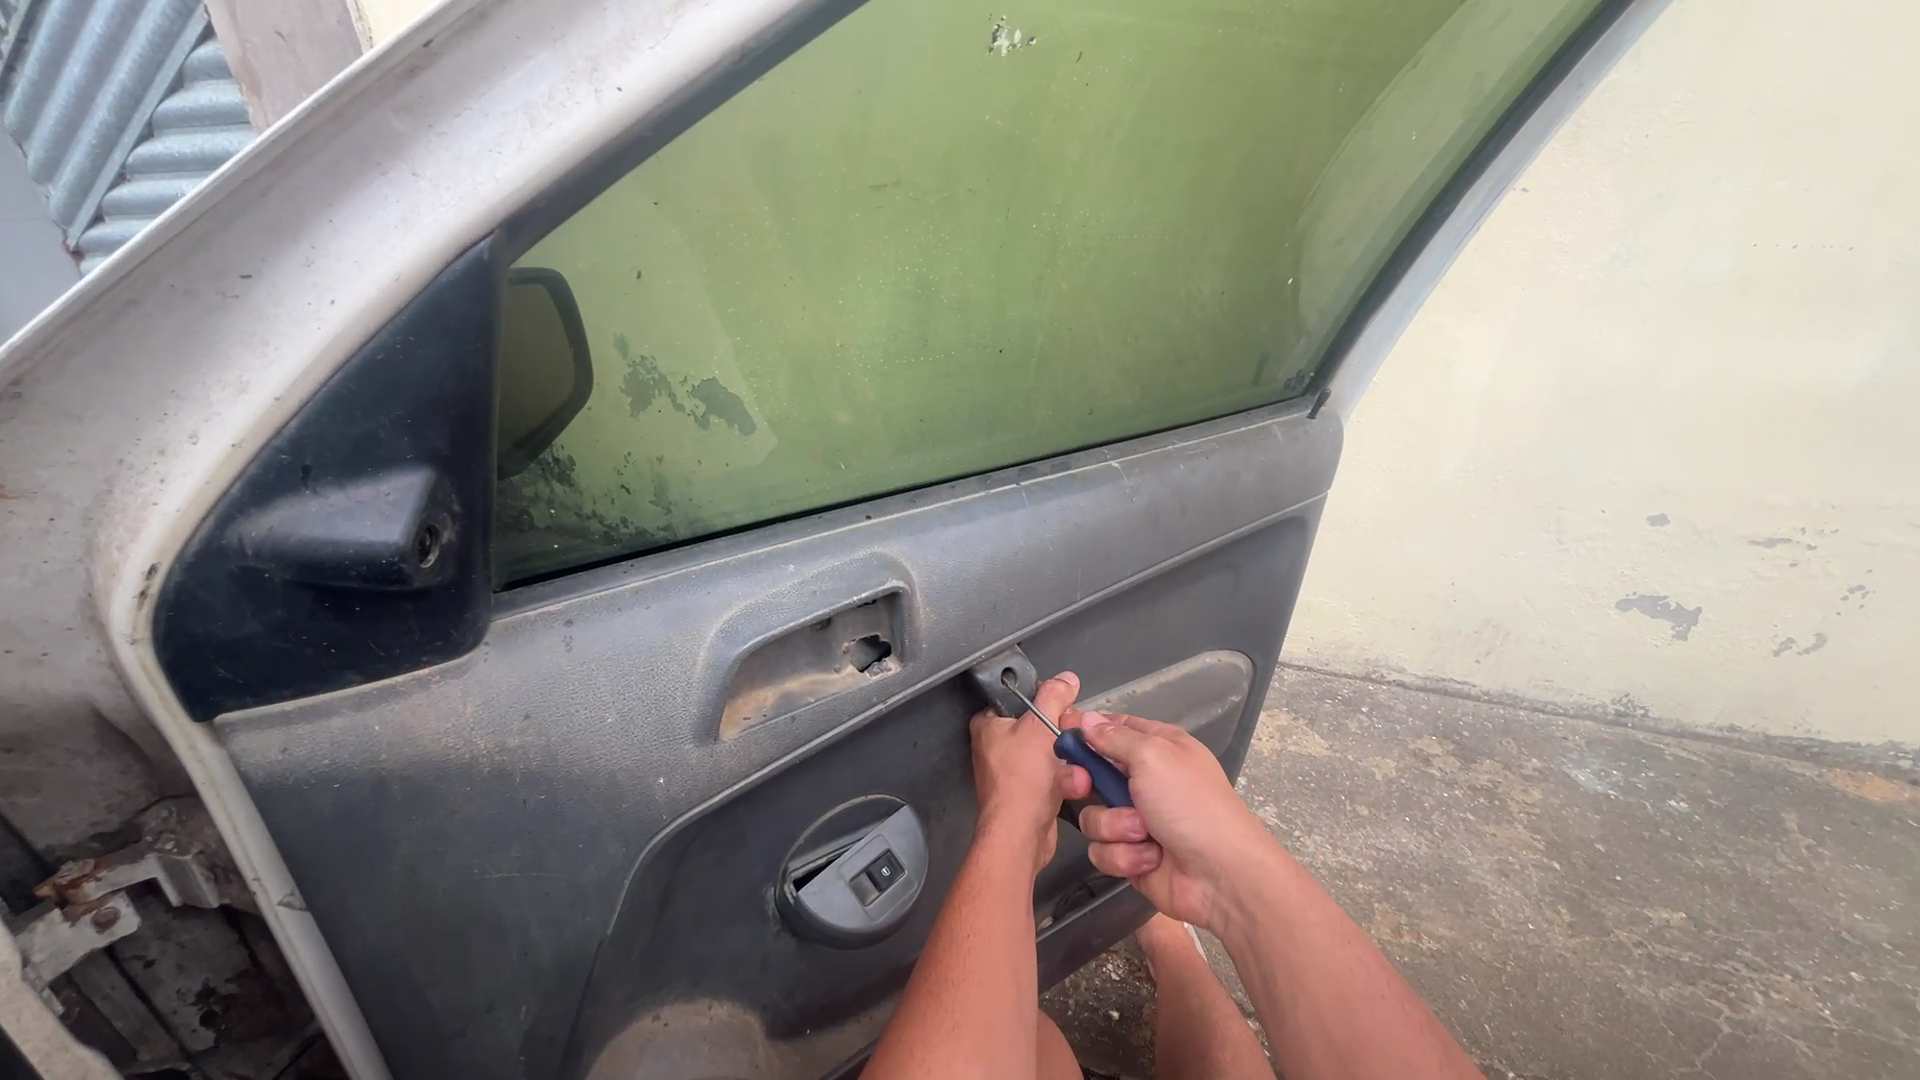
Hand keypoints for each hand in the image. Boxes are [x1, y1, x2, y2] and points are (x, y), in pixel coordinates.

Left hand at [969, 671, 1091, 873]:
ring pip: (1051, 750)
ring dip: (1068, 759)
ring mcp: (1012, 769)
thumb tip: (1066, 680)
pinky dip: (1066, 778)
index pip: (1023, 697)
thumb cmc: (1020, 783)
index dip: (1047, 701)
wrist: (1021, 835)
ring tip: (1072, 769)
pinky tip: (1071, 783)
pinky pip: (1054, 774)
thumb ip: (1054, 696)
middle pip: (1042, 724)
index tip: (1064, 710)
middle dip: (1062, 734)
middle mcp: (997, 744)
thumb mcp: (1040, 727)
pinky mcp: (1027, 790)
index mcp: (989, 723)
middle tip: (1070, 741)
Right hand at [1075, 711, 1276, 932]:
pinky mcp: (1131, 856)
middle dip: (1088, 785)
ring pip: (1094, 816)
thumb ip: (1114, 737)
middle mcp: (1146, 781)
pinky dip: (1124, 855)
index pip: (1113, 728)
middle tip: (1086, 787)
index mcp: (1158, 748)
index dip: (1087, 731)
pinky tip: (1149, 858)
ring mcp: (1137, 821)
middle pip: (1094, 774)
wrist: (1221, 876)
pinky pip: (1103, 850)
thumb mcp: (1153, 756)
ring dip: (1115, 826)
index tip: (1061, 733)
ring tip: (1143, 833)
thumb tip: (1088, 718)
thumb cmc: (1190, 804)